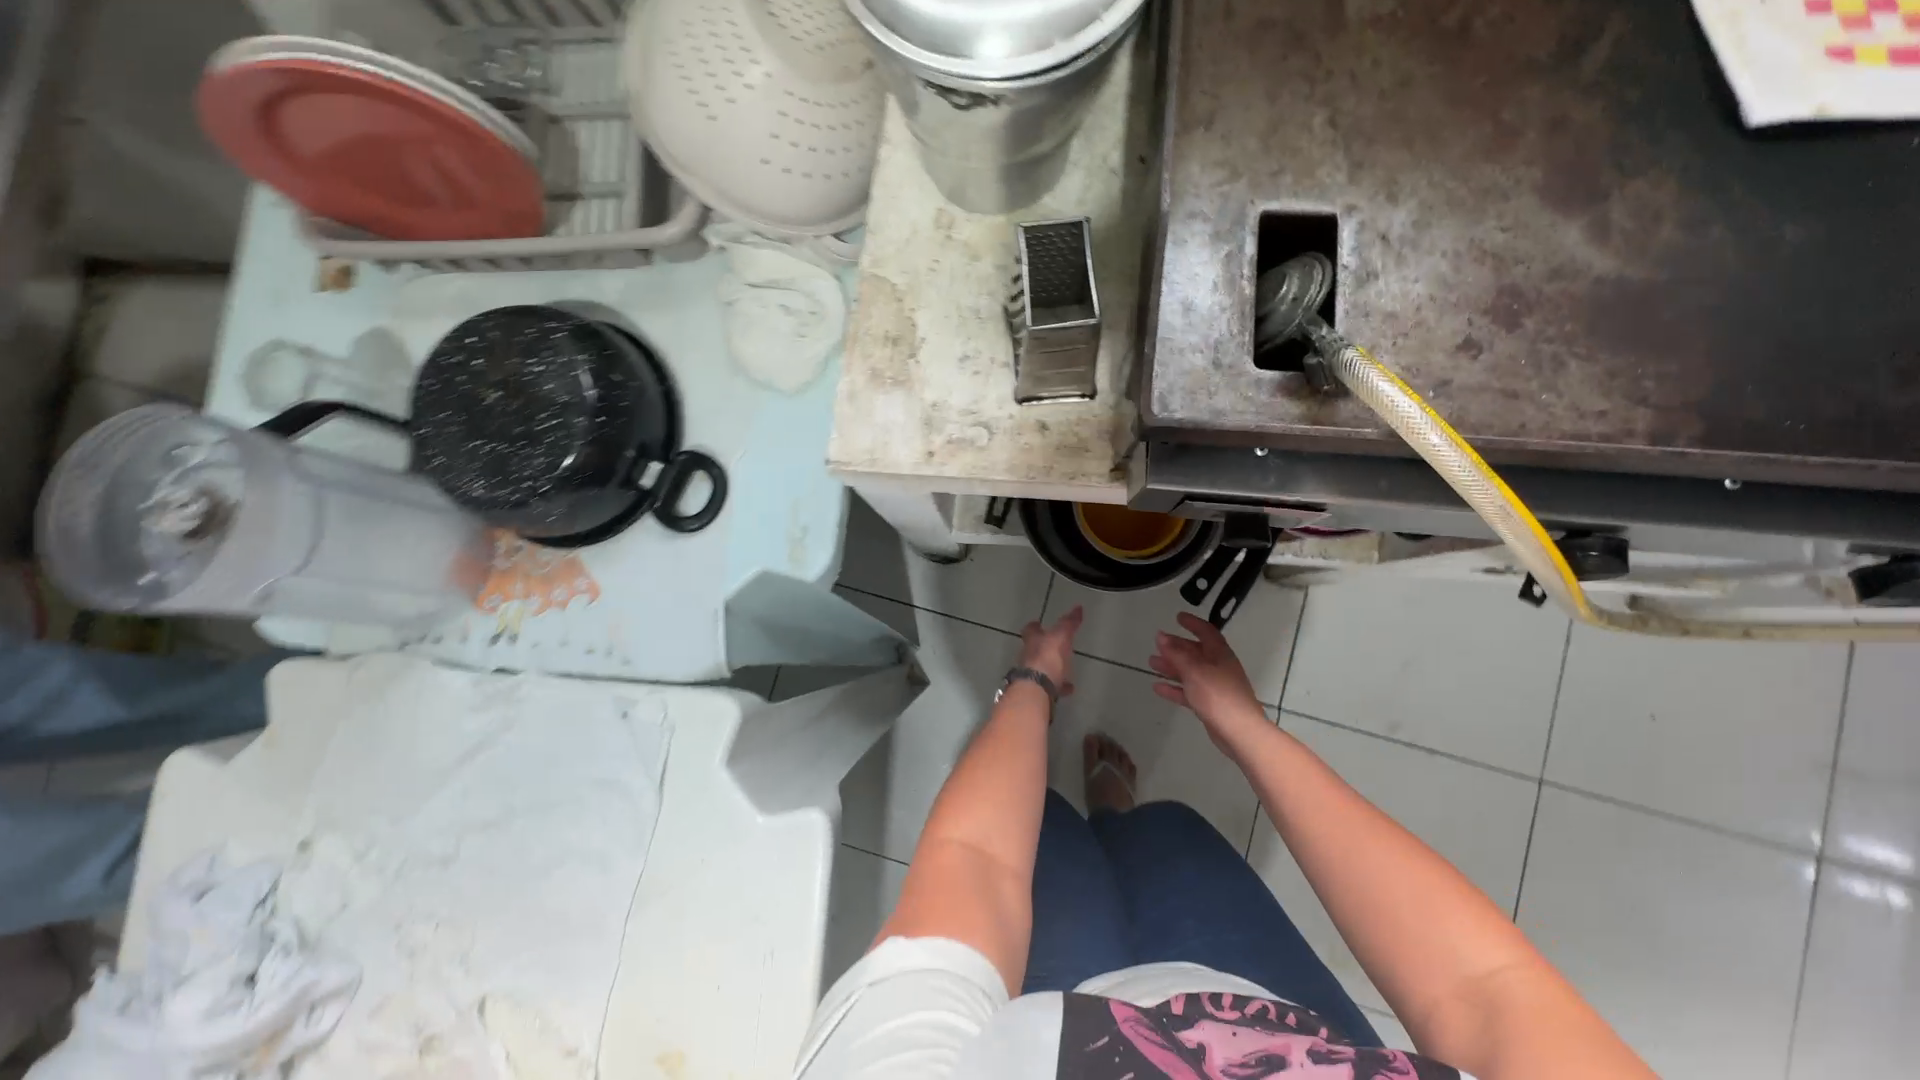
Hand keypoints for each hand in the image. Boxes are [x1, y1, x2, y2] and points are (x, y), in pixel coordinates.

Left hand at [1017, 605, 1082, 695]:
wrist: (1036, 690)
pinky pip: (1048, 687)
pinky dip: (1058, 686)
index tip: (1037, 624)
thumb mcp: (1061, 637)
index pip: (1030, 631)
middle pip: (1033, 650)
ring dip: (1050, 668)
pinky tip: (1067, 689)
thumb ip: (1068, 624)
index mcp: (1033, 642)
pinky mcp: (1037, 692)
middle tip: (1053, 647)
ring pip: (1040, 669)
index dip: (1034, 627)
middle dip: (1042, 648)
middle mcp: (1028, 657)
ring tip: (1063, 669)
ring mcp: (1031, 676)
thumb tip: (1078, 608)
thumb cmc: (1047, 659)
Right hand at [1150, 613, 1267, 744]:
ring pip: (1190, 672)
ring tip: (1152, 663)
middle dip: (1176, 647)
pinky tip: (1158, 687)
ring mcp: (1215, 687)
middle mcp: (1218, 667)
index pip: (1206, 632)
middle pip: (1196, 652)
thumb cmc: (1218, 695)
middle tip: (1157, 644)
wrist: (1239, 731)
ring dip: (1172, 667)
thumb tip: (1161, 636)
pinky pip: (1189, 691)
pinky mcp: (1210, 705)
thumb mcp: (1194, 670)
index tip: (1177, 617)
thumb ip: (1176, 653)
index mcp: (1220, 654)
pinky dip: (1175, 688)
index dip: (1192, 623)